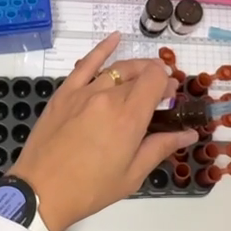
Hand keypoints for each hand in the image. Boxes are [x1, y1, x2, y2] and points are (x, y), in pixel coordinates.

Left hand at [8, 33, 199, 230]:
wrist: (41, 191)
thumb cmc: (90, 189)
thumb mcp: (132, 175)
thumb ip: (161, 147)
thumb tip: (189, 134)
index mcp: (129, 118)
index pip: (156, 80)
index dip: (167, 84)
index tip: (169, 98)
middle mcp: (109, 96)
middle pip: (139, 73)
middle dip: (154, 78)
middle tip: (159, 92)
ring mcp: (84, 91)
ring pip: (117, 68)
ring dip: (135, 67)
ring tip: (144, 72)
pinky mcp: (64, 92)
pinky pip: (85, 63)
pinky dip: (102, 48)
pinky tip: (115, 38)